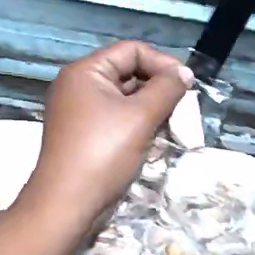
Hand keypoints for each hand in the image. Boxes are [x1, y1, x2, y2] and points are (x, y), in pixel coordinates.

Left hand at [16, 41, 193, 235]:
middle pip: (128, 74)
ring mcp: (78, 112)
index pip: (131, 50)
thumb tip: (184, 73)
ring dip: (150, 112)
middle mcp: (78, 87)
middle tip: (181, 112)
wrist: (66, 204)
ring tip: (168, 131)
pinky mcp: (83, 136)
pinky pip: (115, 121)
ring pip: (125, 100)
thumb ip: (167, 89)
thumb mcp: (141, 117)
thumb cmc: (102, 153)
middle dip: (158, 91)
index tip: (187, 86)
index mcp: (85, 72)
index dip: (162, 63)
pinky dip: (136, 128)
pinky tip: (150, 146)